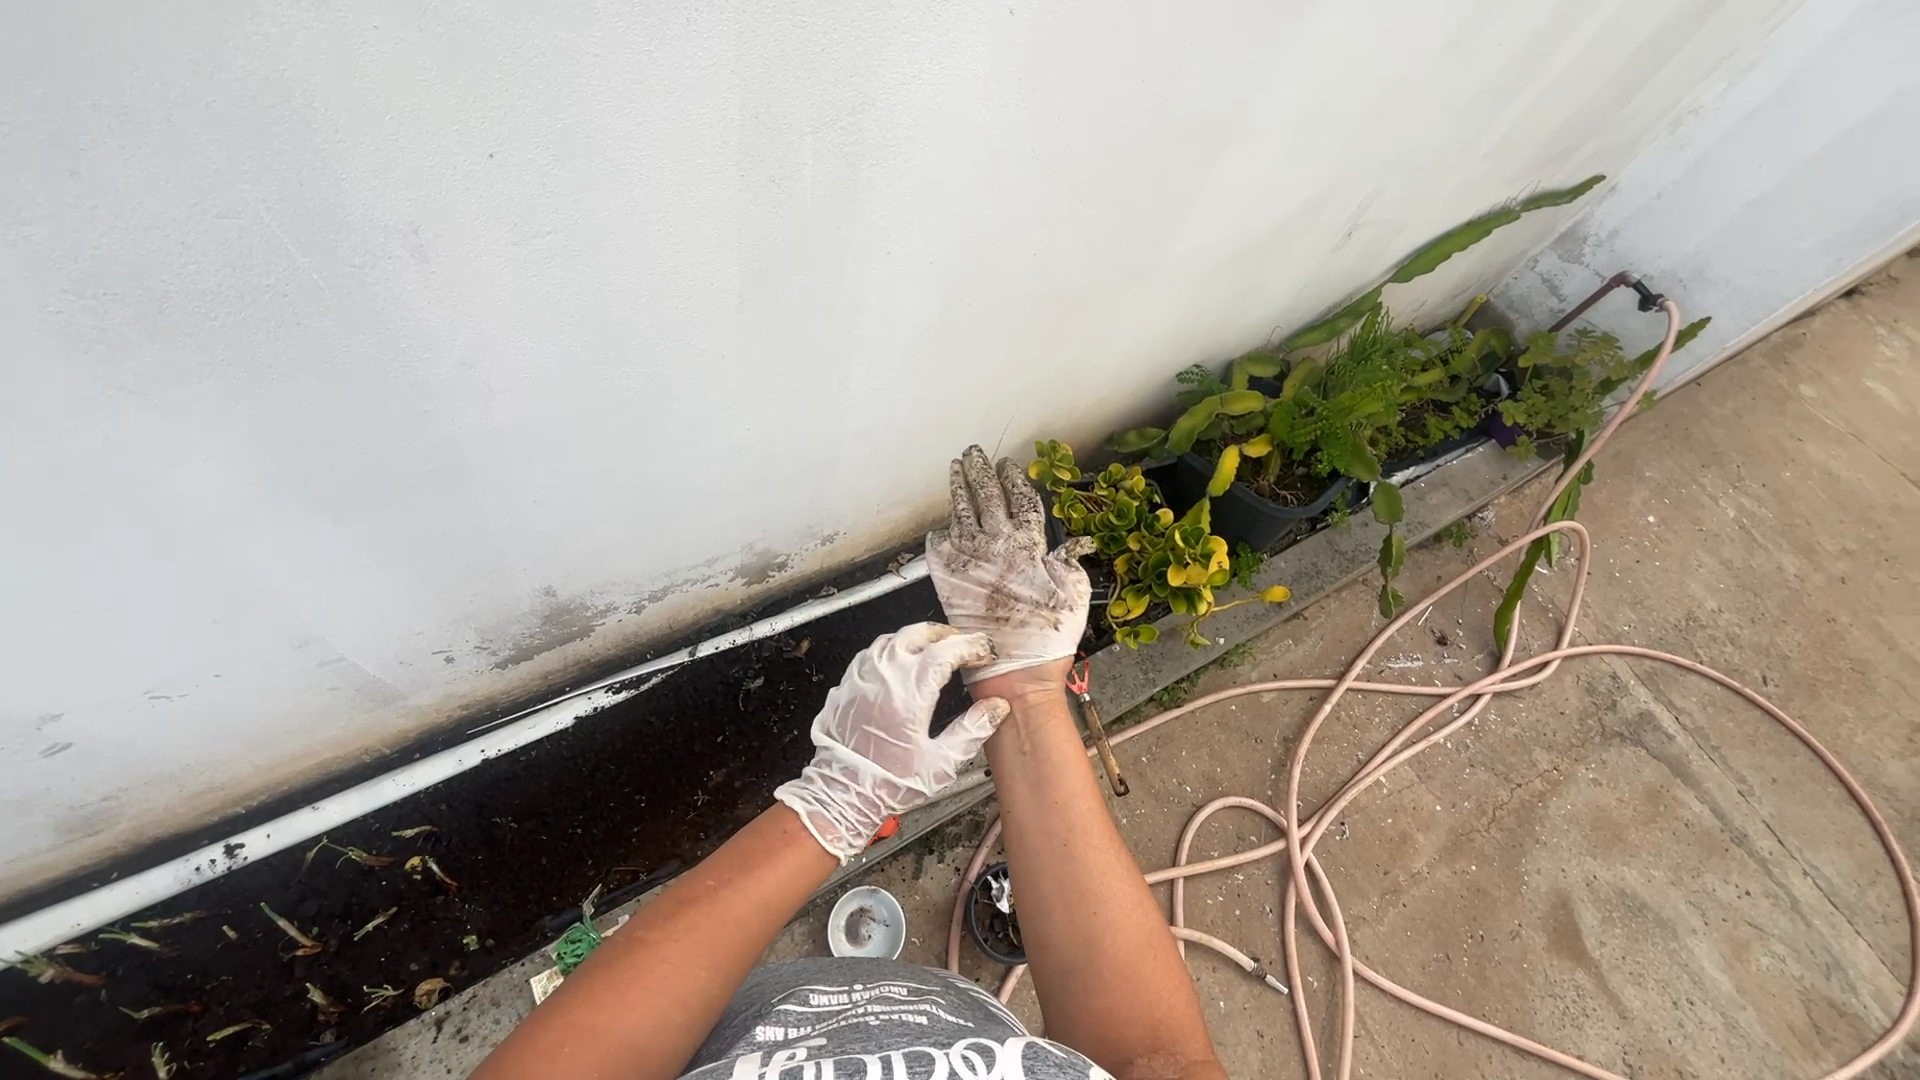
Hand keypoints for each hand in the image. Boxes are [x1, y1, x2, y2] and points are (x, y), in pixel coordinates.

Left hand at [774, 623, 1009, 861]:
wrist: (840, 794)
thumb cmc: (889, 783)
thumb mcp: (941, 763)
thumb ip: (972, 730)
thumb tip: (997, 707)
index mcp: (911, 692)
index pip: (946, 651)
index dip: (969, 646)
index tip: (984, 652)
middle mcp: (884, 675)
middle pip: (917, 634)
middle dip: (944, 635)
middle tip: (961, 645)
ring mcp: (861, 676)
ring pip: (892, 639)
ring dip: (916, 638)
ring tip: (934, 650)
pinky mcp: (846, 685)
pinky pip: (870, 653)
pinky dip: (891, 649)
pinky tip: (899, 662)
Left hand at [926, 446, 1093, 689]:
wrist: (1014, 667)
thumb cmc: (1048, 636)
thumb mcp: (1074, 593)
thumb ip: (1069, 562)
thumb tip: (1073, 544)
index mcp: (1030, 544)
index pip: (1021, 500)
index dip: (1014, 479)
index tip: (1008, 465)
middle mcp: (999, 544)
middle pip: (988, 496)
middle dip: (982, 471)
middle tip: (974, 452)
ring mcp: (971, 557)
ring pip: (962, 511)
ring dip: (959, 488)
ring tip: (956, 468)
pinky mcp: (948, 575)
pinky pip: (941, 543)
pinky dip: (942, 530)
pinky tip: (942, 520)